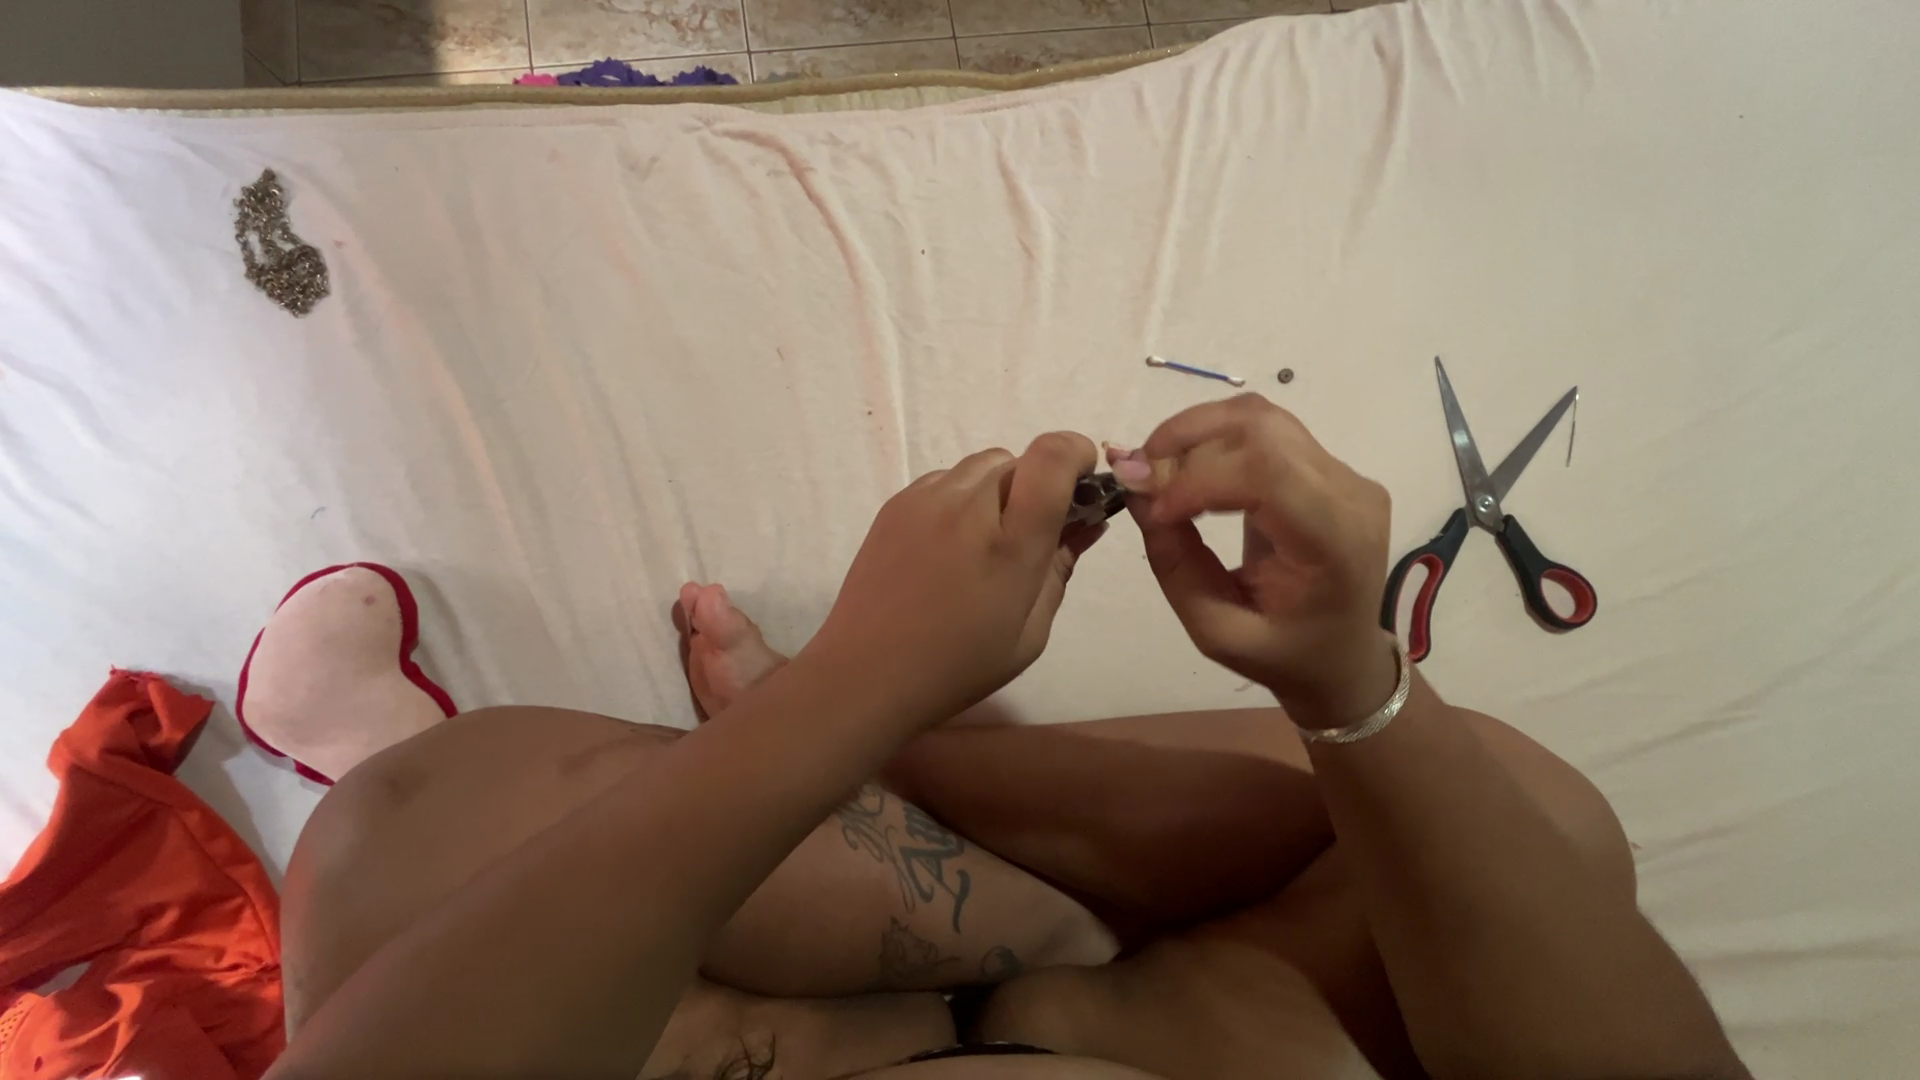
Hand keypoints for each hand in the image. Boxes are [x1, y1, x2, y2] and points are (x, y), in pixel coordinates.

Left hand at [810, 432, 1101, 722]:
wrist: (866, 673)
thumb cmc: (958, 665)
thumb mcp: (1030, 632)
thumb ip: (1060, 567)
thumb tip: (1088, 523)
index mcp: (1010, 542)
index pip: (1052, 456)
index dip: (1076, 454)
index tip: (1081, 483)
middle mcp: (967, 505)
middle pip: (1018, 459)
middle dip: (1036, 486)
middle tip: (1027, 537)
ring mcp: (924, 499)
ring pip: (980, 467)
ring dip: (997, 492)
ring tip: (981, 547)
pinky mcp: (895, 504)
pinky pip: (945, 482)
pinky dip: (960, 500)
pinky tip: (946, 549)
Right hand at [1112, 395, 1396, 727]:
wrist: (1342, 656)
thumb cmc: (1282, 655)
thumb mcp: (1214, 630)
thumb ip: (1175, 564)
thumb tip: (1137, 492)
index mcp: (1335, 544)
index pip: (1266, 473)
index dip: (1196, 478)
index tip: (1151, 509)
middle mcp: (1349, 494)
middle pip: (1261, 428)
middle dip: (1185, 440)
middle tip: (1139, 474)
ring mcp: (1345, 474)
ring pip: (1258, 416)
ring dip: (1195, 432)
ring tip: (1156, 468)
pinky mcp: (1327, 467)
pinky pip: (1264, 431)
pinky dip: (1211, 438)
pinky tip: (1185, 468)